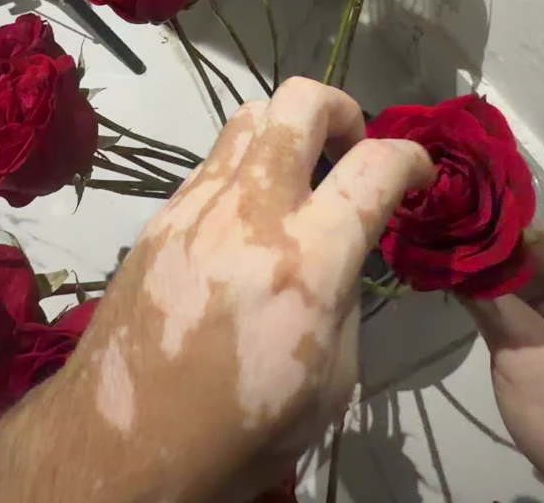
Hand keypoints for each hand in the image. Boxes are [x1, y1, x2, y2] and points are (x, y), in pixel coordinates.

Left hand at [54, 78, 433, 500]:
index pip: (374, 166)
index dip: (411, 157)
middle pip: (300, 102)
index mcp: (308, 261)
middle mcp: (252, 211)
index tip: (417, 171)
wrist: (126, 442)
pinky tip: (248, 216)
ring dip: (289, 129)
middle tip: (350, 148)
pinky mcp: (163, 213)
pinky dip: (248, 168)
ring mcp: (198, 204)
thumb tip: (341, 244)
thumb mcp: (333, 377)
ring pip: (251, 116)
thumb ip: (344, 291)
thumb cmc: (243, 430)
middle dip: (341, 109)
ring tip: (299, 173)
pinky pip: (216, 161)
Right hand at [460, 231, 543, 502]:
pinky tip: (460, 294)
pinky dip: (496, 301)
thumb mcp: (521, 353)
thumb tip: (446, 250)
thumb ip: (485, 297)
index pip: (526, 231)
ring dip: (484, 278)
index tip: (436, 226)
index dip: (480, 229)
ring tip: (434, 264)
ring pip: (520, 279)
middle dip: (478, 254)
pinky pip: (526, 303)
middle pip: (522, 253)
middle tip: (428, 247)